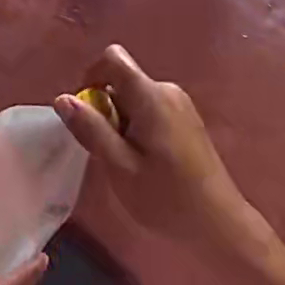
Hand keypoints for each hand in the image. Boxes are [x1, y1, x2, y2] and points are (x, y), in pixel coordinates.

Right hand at [54, 46, 284, 284]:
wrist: (222, 226)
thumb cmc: (167, 198)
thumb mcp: (120, 168)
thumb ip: (92, 130)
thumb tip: (63, 98)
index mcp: (150, 96)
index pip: (113, 58)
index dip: (91, 75)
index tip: (86, 110)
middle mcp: (166, 89)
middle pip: (123, 79)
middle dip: (106, 106)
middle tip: (107, 148)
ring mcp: (180, 102)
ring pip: (135, 95)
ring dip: (122, 118)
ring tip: (128, 160)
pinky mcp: (187, 117)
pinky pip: (151, 106)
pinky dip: (139, 124)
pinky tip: (147, 161)